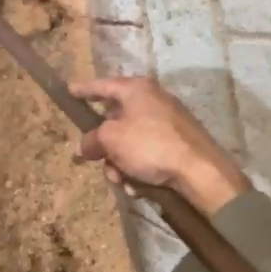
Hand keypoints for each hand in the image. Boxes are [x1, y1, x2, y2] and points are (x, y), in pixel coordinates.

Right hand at [70, 77, 250, 214]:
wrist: (201, 171)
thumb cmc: (150, 145)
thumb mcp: (111, 140)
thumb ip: (92, 139)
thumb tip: (86, 146)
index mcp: (136, 89)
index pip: (102, 85)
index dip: (83, 89)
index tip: (69, 91)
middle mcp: (153, 100)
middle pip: (115, 120)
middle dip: (104, 146)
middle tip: (96, 160)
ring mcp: (168, 122)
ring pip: (129, 142)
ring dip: (120, 163)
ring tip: (123, 181)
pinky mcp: (178, 143)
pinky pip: (147, 153)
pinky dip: (138, 169)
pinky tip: (139, 186)